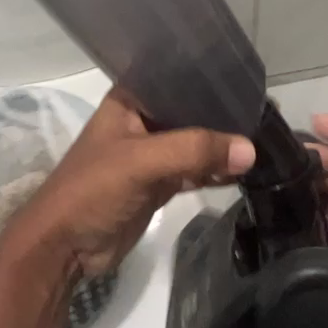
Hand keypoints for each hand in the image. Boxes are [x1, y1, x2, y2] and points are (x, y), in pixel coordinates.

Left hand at [10, 90, 255, 279]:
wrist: (61, 250)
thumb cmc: (92, 190)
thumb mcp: (142, 162)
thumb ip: (194, 151)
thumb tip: (250, 150)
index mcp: (130, 99)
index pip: (176, 76)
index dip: (209, 78)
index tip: (248, 79)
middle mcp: (142, 119)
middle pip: (190, 110)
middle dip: (222, 113)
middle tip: (266, 111)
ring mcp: (151, 153)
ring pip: (195, 142)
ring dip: (222, 144)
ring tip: (264, 138)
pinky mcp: (158, 183)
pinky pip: (194, 170)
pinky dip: (216, 170)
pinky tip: (243, 169)